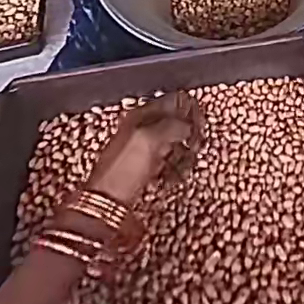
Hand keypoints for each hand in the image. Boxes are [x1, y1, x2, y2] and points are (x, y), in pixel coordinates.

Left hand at [86, 90, 204, 202]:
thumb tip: (189, 125)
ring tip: (181, 170)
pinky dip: (176, 170)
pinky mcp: (148, 168)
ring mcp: (146, 148)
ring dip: (185, 157)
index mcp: (143, 114)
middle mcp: (144, 128)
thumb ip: (173, 125)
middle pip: (179, 123)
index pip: (176, 100)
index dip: (191, 112)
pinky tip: (172, 179)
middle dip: (190, 137)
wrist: (106, 203)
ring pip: (177, 144)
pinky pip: (170, 162)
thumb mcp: (149, 139)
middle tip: (193, 150)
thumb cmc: (122, 170)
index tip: (198, 129)